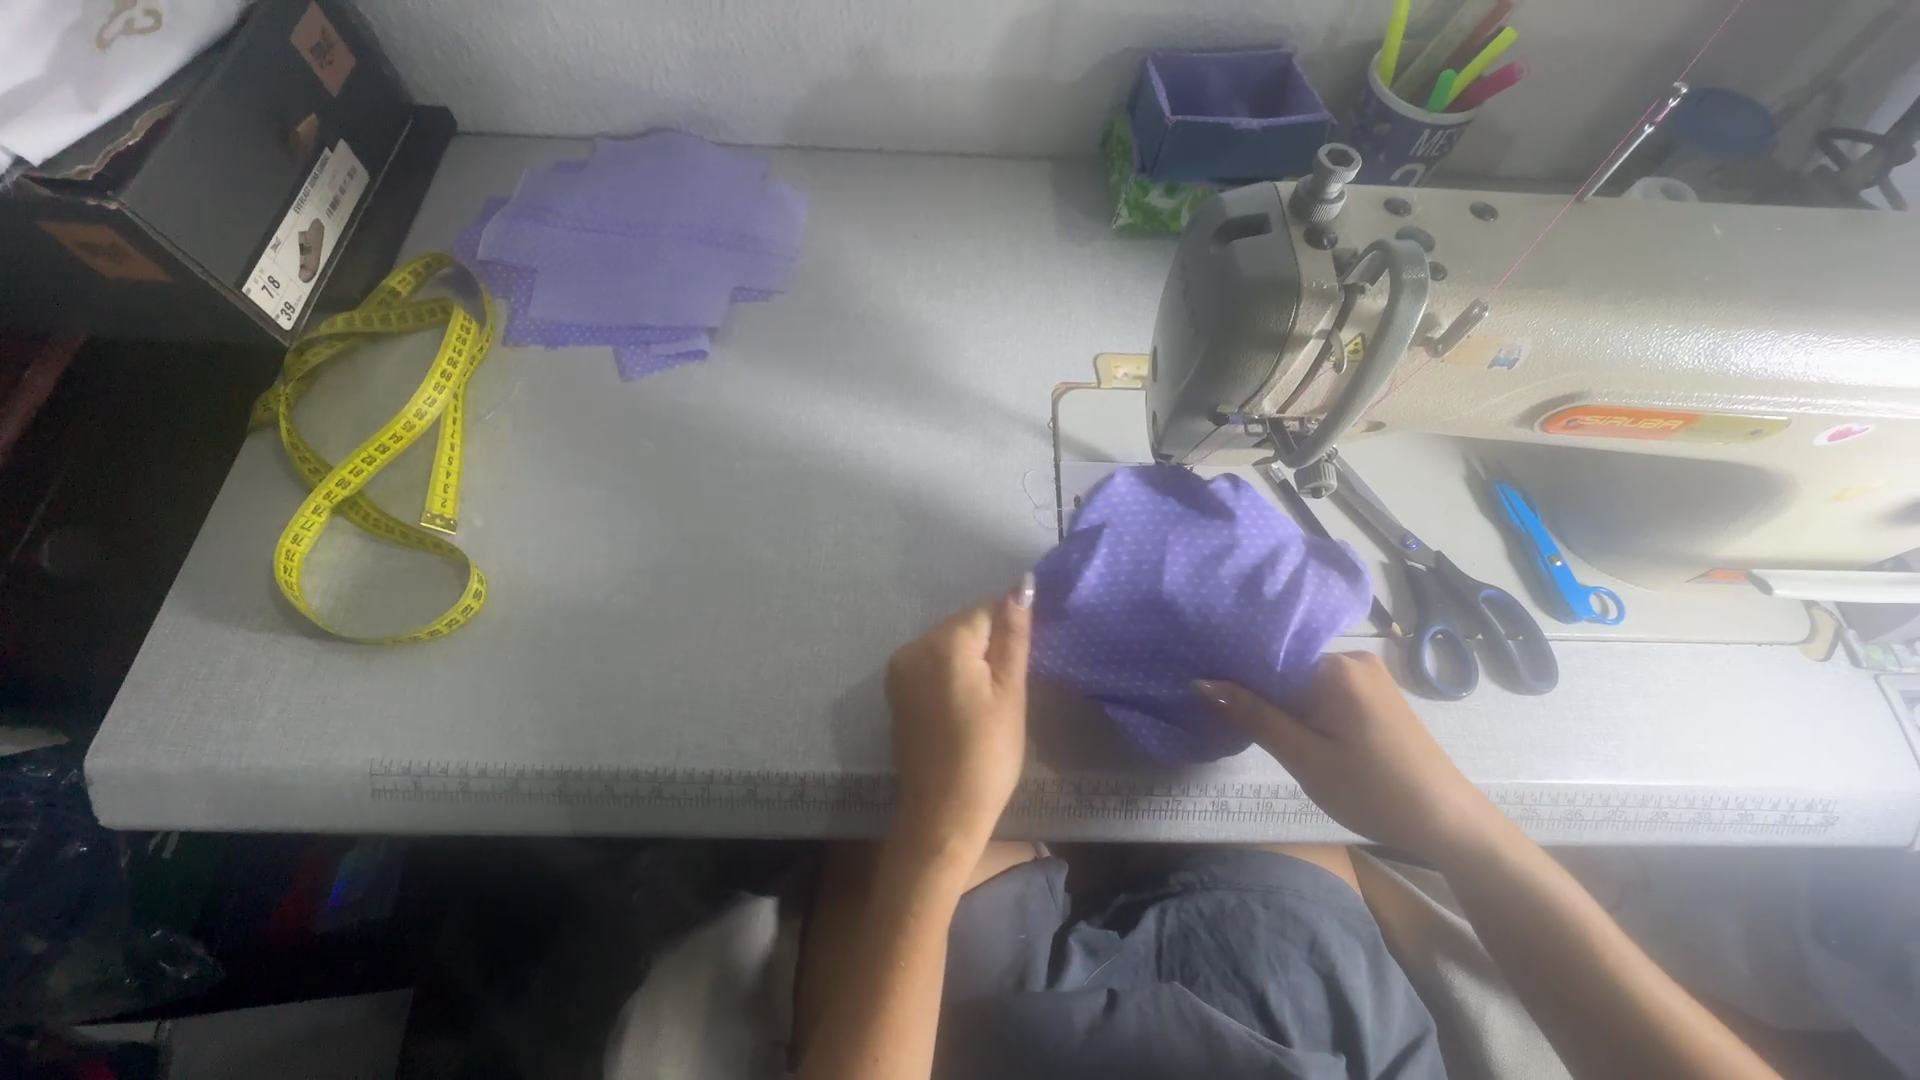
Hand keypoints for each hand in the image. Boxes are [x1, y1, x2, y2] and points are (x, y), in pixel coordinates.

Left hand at [884, 574, 1034, 853]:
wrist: (943, 812)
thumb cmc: (988, 754)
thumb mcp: (1010, 693)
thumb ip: (1014, 635)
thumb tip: (1023, 585)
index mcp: (944, 643)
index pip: (986, 611)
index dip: (1009, 636)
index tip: (1018, 671)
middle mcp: (914, 646)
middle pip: (963, 626)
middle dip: (986, 648)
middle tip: (1004, 693)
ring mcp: (899, 669)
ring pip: (947, 645)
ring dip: (968, 662)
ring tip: (985, 704)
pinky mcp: (895, 691)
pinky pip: (930, 665)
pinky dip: (949, 676)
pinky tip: (962, 710)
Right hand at [1196, 652, 1506, 862]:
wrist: (1450, 825)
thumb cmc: (1374, 791)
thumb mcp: (1305, 758)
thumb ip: (1254, 716)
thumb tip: (1202, 683)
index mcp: (1336, 667)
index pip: (1267, 657)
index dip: (1234, 676)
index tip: (1202, 694)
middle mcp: (1353, 661)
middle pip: (1284, 668)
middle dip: (1256, 692)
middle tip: (1223, 720)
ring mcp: (1368, 678)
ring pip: (1302, 683)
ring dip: (1280, 705)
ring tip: (1251, 729)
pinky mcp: (1375, 698)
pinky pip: (1323, 693)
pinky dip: (1303, 711)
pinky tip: (1290, 734)